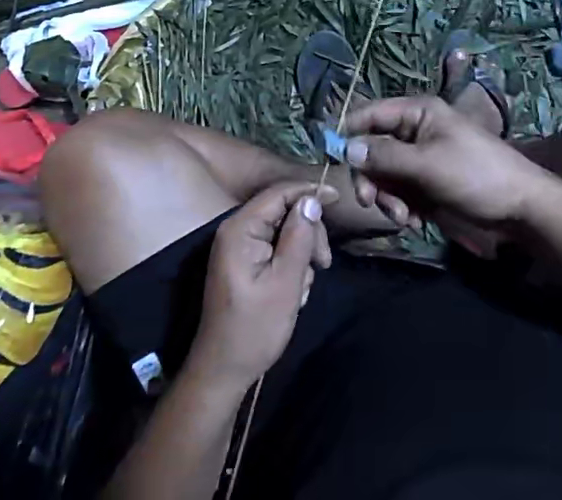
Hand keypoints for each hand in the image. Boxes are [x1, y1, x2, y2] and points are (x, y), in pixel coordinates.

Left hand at [189, 181, 335, 385]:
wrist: (223, 370)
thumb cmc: (254, 329)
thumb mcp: (285, 282)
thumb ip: (299, 237)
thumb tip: (312, 200)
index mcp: (240, 229)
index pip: (279, 193)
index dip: (309, 191)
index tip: (338, 198)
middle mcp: (236, 230)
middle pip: (284, 211)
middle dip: (308, 232)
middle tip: (323, 263)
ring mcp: (239, 246)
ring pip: (284, 231)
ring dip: (302, 253)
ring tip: (304, 285)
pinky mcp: (244, 262)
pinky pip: (276, 248)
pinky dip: (291, 265)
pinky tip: (294, 290)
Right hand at [342, 96, 549, 228]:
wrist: (520, 210)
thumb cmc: (476, 175)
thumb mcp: (428, 164)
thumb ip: (385, 156)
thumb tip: (346, 148)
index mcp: (418, 113)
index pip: (371, 113)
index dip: (349, 131)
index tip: (330, 154)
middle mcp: (415, 132)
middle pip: (372, 148)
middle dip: (371, 176)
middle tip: (371, 201)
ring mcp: (420, 160)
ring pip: (383, 175)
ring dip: (386, 197)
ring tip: (403, 216)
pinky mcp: (426, 186)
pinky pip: (398, 192)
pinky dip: (400, 207)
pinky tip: (413, 221)